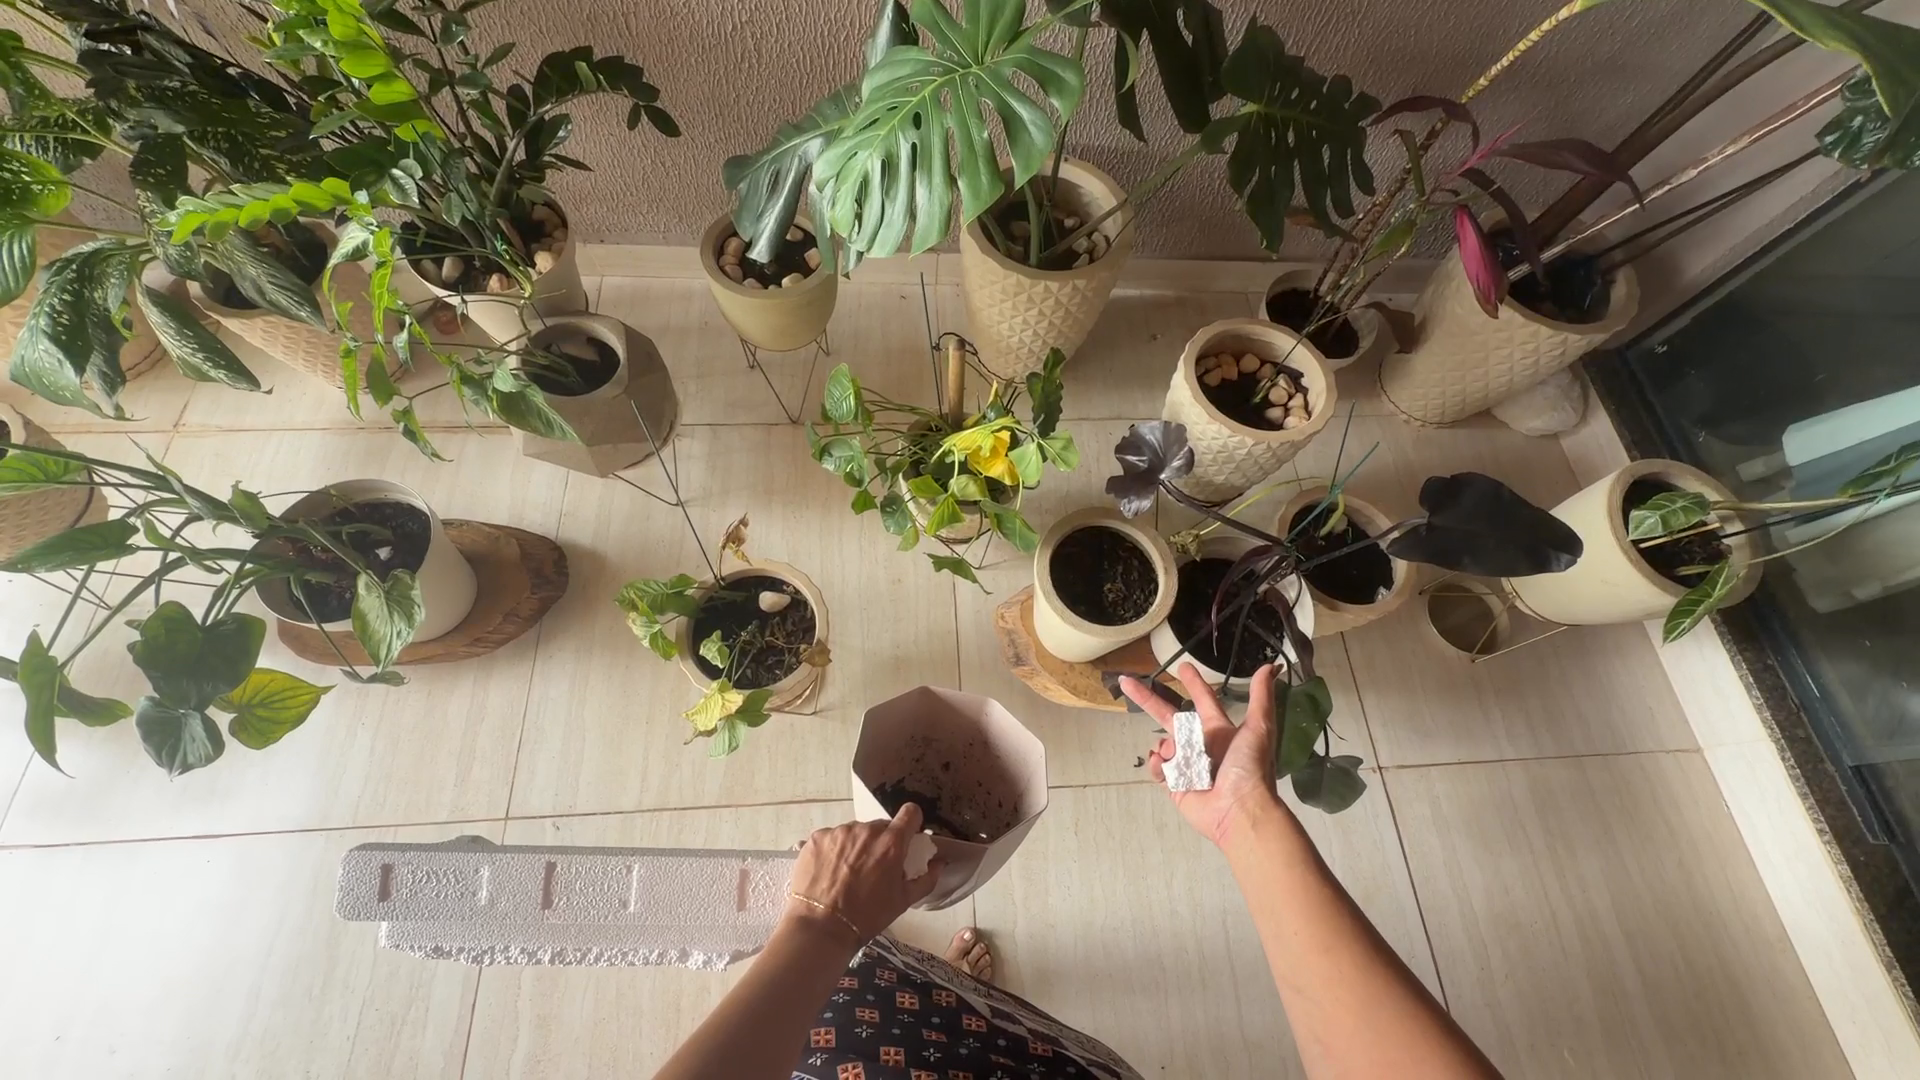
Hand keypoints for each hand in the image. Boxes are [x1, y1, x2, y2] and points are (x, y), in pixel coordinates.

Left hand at [783, 804, 942, 944]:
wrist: (821, 928)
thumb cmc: (867, 916)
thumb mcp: (903, 901)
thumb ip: (926, 879)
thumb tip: (939, 864)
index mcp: (891, 842)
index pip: (910, 813)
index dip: (910, 823)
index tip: (906, 836)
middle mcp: (866, 830)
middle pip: (879, 826)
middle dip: (880, 842)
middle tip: (872, 866)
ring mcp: (840, 831)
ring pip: (854, 832)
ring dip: (855, 845)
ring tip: (846, 873)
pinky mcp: (818, 837)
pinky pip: (831, 837)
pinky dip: (832, 850)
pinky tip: (828, 871)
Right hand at [1120, 663, 1291, 849]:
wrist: (1239, 810)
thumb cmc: (1250, 768)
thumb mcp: (1260, 728)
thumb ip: (1261, 697)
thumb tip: (1271, 666)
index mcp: (1219, 730)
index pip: (1203, 700)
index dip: (1193, 684)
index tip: (1182, 667)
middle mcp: (1200, 744)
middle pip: (1168, 716)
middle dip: (1148, 699)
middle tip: (1127, 682)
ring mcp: (1185, 764)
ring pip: (1163, 743)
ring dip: (1166, 745)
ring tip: (1176, 755)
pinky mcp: (1174, 784)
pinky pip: (1157, 766)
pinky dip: (1158, 764)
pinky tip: (1164, 766)